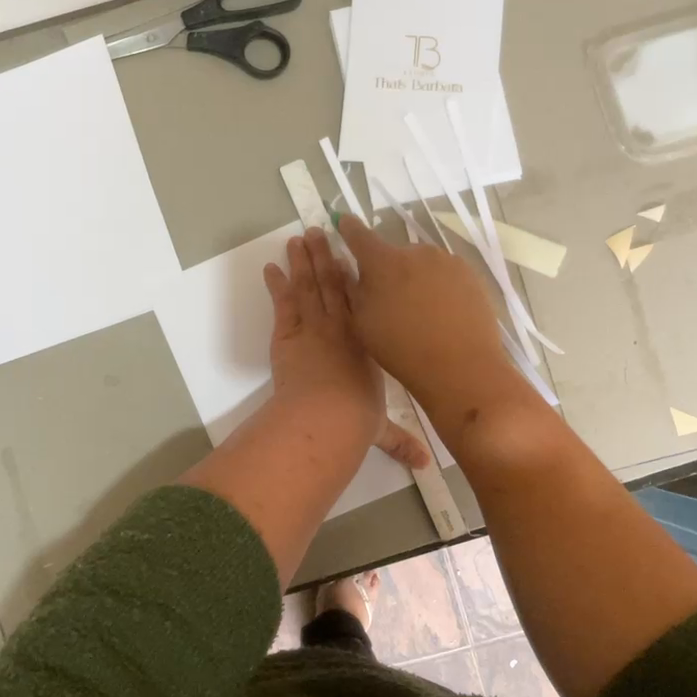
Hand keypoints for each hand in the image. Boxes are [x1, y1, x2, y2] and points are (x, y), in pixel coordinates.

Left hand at [265, 228, 429, 469]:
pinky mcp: (288, 333)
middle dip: (327, 256)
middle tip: (320, 231)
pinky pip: (283, 302)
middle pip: (334, 284)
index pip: (363, 306)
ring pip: (309, 286)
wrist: (329, 414)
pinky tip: (272, 266)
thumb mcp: (380, 430)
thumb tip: (424, 465)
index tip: (354, 260)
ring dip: (303, 261)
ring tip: (299, 238)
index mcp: (369, 345)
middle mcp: (343, 328)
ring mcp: (315, 326)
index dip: (357, 281)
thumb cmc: (358, 418)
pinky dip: (277, 283)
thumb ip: (399, 441)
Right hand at [336, 214, 507, 414]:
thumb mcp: (362, 324)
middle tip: (389, 303)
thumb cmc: (401, 349)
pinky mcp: (471, 274)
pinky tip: (441, 315)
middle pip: (394, 256)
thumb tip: (354, 272)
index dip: (349, 229)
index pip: (359, 236)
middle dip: (388, 272)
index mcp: (383, 262)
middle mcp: (416, 251)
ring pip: (421, 266)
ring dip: (415, 280)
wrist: (461, 367)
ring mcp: (447, 261)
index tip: (343, 220)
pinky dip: (439, 288)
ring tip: (420, 314)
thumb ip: (355, 292)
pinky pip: (445, 275)